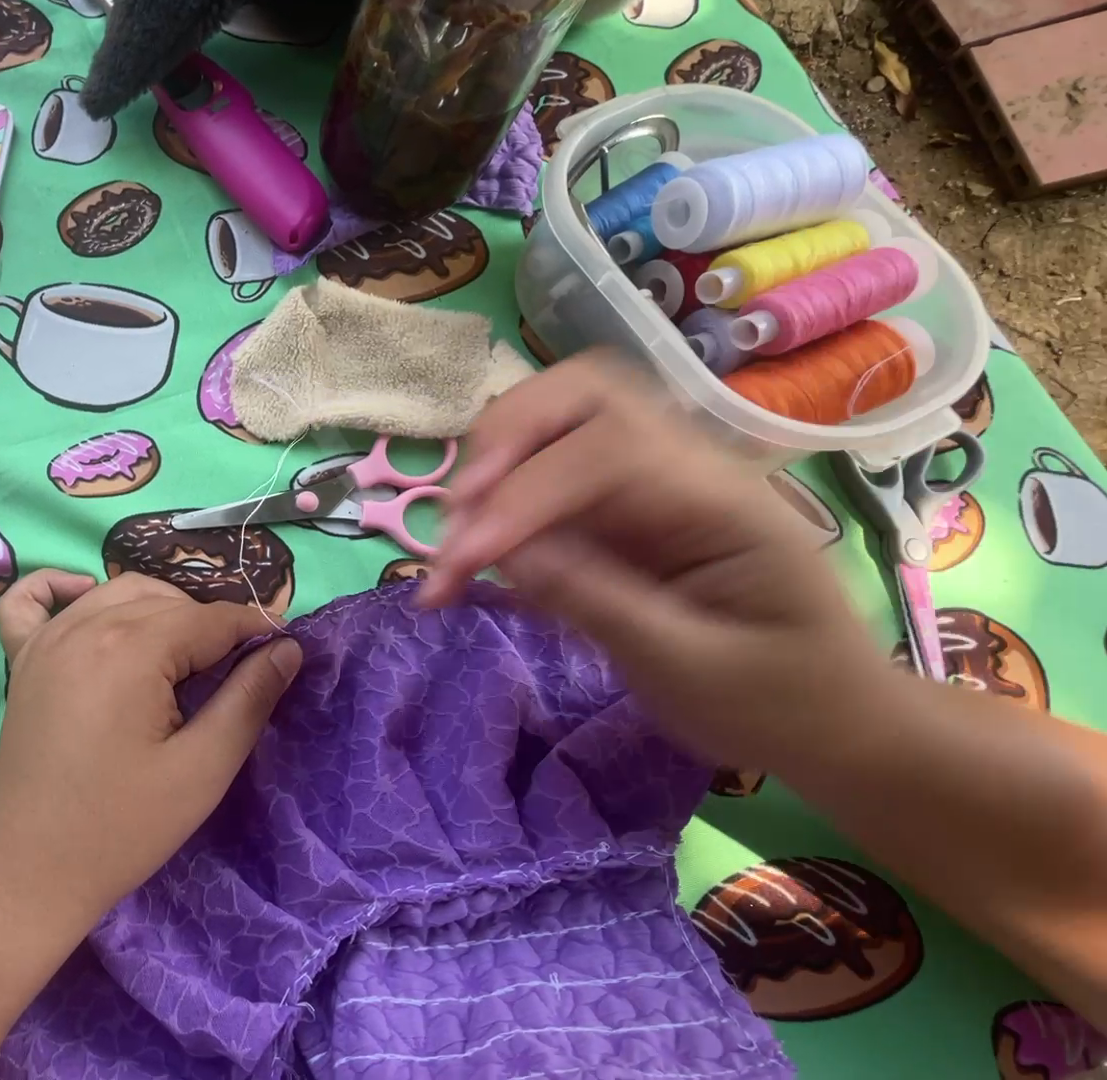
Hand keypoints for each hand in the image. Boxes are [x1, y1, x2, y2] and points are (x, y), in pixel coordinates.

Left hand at [0, 571, 302, 926]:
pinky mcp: (21, 659)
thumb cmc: (123, 828)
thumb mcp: (203, 769)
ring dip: (158, 610)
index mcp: (132, 649)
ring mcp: (45, 639)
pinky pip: (32, 599)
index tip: (282, 649)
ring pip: (116, 592)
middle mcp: (86, 627)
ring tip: (184, 657)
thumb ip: (249, 699)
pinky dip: (60, 588)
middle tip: (236, 672)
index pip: (210, 618)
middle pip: (167, 601)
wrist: (32, 871)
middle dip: (209, 626)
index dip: (253, 630)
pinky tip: (86, 596)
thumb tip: (287, 647)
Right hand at [421, 354, 893, 771]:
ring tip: (455, 543)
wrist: (834, 723)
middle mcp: (681, 469)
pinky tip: (468, 558)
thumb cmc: (781, 704)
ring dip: (489, 467)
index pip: (606, 453)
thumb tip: (503, 549)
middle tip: (457, 516)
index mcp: (722, 502)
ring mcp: (645, 485)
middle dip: (501, 440)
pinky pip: (540, 479)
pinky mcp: (614, 511)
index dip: (522, 494)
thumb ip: (598, 602)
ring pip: (551, 422)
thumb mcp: (691, 670)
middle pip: (580, 394)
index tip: (465, 559)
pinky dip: (492, 506)